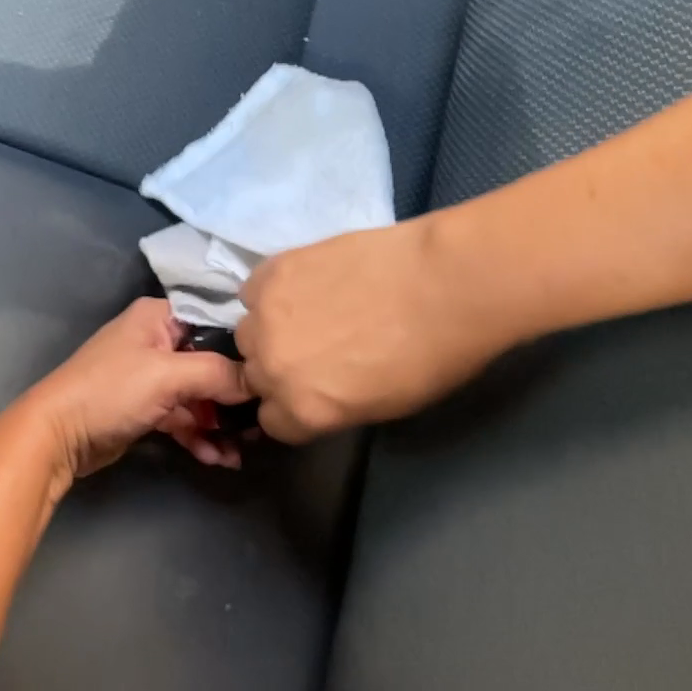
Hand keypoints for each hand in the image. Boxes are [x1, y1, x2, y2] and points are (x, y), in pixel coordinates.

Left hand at [17, 298, 252, 480]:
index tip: (275, 368)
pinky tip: (219, 458)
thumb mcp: (168, 376)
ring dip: (220, 422)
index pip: (214, 320)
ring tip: (244, 449)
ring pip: (198, 394)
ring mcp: (150, 375)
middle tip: (263, 421)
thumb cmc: (111, 390)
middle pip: (210, 361)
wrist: (58, 435)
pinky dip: (200, 435)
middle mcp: (156, 339)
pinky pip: (183, 417)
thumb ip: (217, 373)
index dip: (245, 344)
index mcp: (159, 316)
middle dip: (234, 393)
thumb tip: (259, 380)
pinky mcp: (145, 407)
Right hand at [237, 221, 522, 443]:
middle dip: (277, 367)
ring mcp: (265, 314)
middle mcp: (271, 367)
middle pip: (253, 373)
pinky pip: (253, 289)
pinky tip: (305, 283)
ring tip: (308, 312)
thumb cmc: (431, 357)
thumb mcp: (380, 407)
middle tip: (313, 348)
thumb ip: (329, 405)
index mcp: (301, 410)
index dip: (292, 406)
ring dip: (269, 327)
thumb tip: (313, 391)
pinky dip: (271, 290)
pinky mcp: (271, 270)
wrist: (444, 285)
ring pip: (248, 330)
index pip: (271, 420)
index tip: (311, 390)